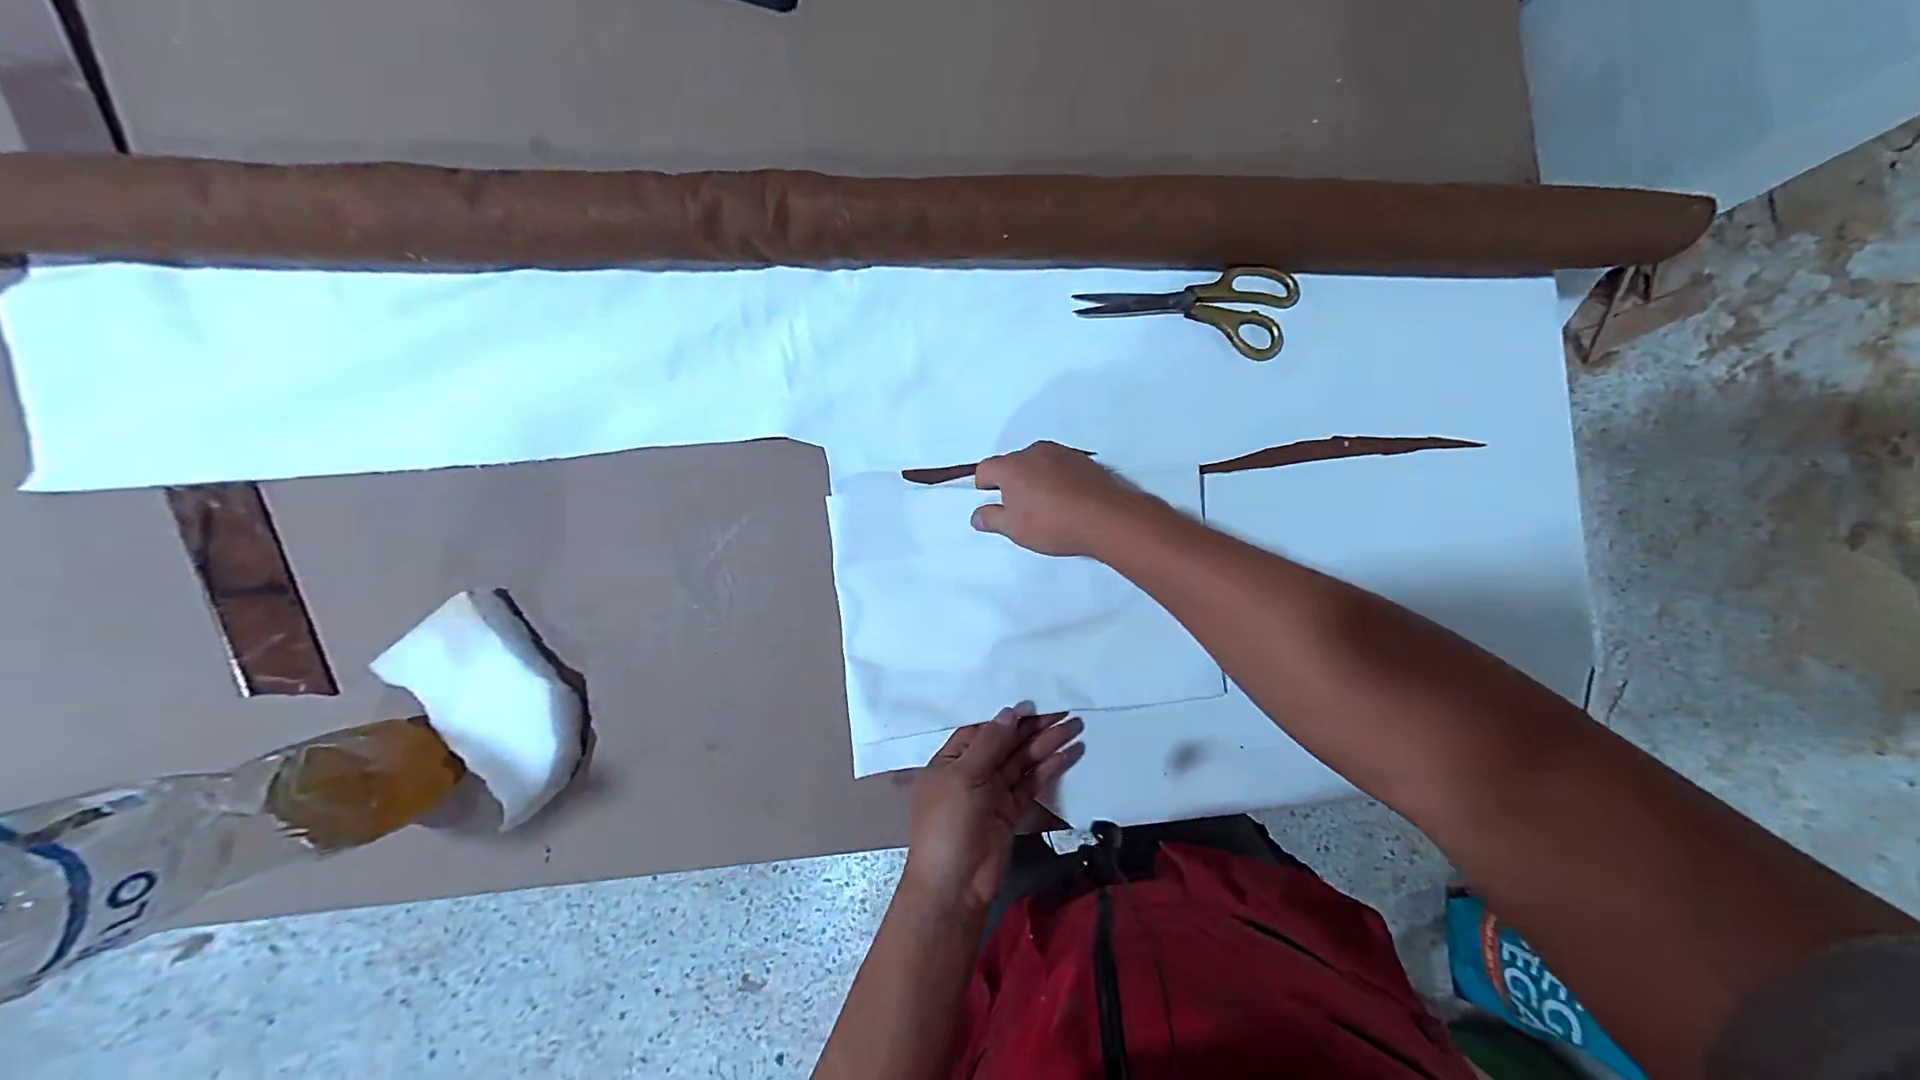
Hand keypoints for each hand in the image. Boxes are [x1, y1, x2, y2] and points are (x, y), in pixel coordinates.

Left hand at [903, 704, 1084, 914]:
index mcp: (949, 761)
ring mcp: (992, 792)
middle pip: (1005, 743)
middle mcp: (971, 773)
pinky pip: (1031, 782)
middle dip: (1033, 728)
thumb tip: (1010, 712)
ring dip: (1047, 744)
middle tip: (1065, 711)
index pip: (981, 731)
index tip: (1035, 705)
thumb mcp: (964, 777)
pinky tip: (1069, 753)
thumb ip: (990, 744)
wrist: (956, 885)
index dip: (1008, 718)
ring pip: (1022, 761)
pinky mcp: (1011, 810)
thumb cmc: (949, 824)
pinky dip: (1049, 768)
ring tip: (1075, 726)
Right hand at [970, 441, 1164, 557]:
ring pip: (1039, 464)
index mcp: (1012, 466)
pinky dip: (1060, 480)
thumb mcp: (1015, 529)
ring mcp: (1062, 454)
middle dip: (1012, 483)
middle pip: (1014, 464)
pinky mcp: (1084, 462)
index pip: (986, 468)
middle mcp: (1036, 453)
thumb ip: (992, 519)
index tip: (988, 496)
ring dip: (1037, 480)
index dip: (984, 484)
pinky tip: (1066, 503)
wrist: (1106, 519)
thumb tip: (979, 516)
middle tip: (1018, 509)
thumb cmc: (1058, 522)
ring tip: (1045, 509)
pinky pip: (1063, 467)